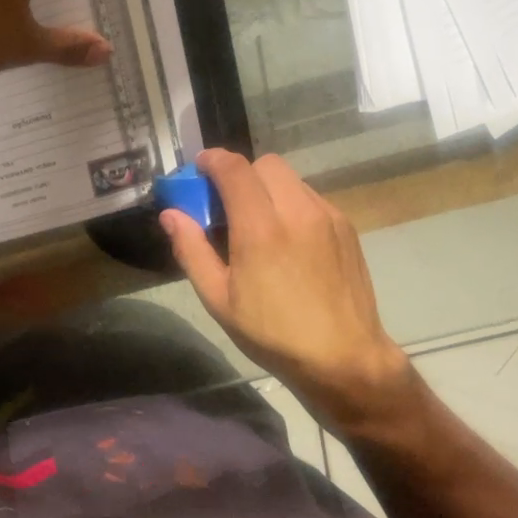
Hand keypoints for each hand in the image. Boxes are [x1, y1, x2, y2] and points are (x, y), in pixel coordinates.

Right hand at [160, 149, 413, 432]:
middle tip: (223, 206)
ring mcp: (327, 216)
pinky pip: (310, 198)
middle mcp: (298, 211)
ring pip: (291, 180)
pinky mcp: (345, 227)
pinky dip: (289, 205)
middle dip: (240, 175)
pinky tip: (284, 242)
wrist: (342, 355)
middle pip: (265, 165)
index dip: (212, 161)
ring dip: (265, 190)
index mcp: (261, 229)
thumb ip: (192, 250)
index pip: (235, 170)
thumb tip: (171, 216)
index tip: (197, 169)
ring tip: (254, 227)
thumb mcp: (218, 299)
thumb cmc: (271, 333)